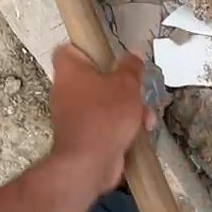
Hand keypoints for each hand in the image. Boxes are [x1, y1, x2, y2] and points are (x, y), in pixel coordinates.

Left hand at [46, 45, 153, 193]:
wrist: (89, 163)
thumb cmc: (104, 116)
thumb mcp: (126, 85)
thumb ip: (131, 67)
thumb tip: (133, 53)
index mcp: (69, 70)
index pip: (69, 49)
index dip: (87, 49)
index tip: (107, 54)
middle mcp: (65, 90)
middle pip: (95, 77)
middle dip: (122, 85)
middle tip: (137, 88)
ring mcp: (73, 114)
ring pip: (104, 101)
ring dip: (128, 107)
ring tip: (145, 116)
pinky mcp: (83, 134)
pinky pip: (104, 121)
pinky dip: (121, 124)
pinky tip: (141, 131)